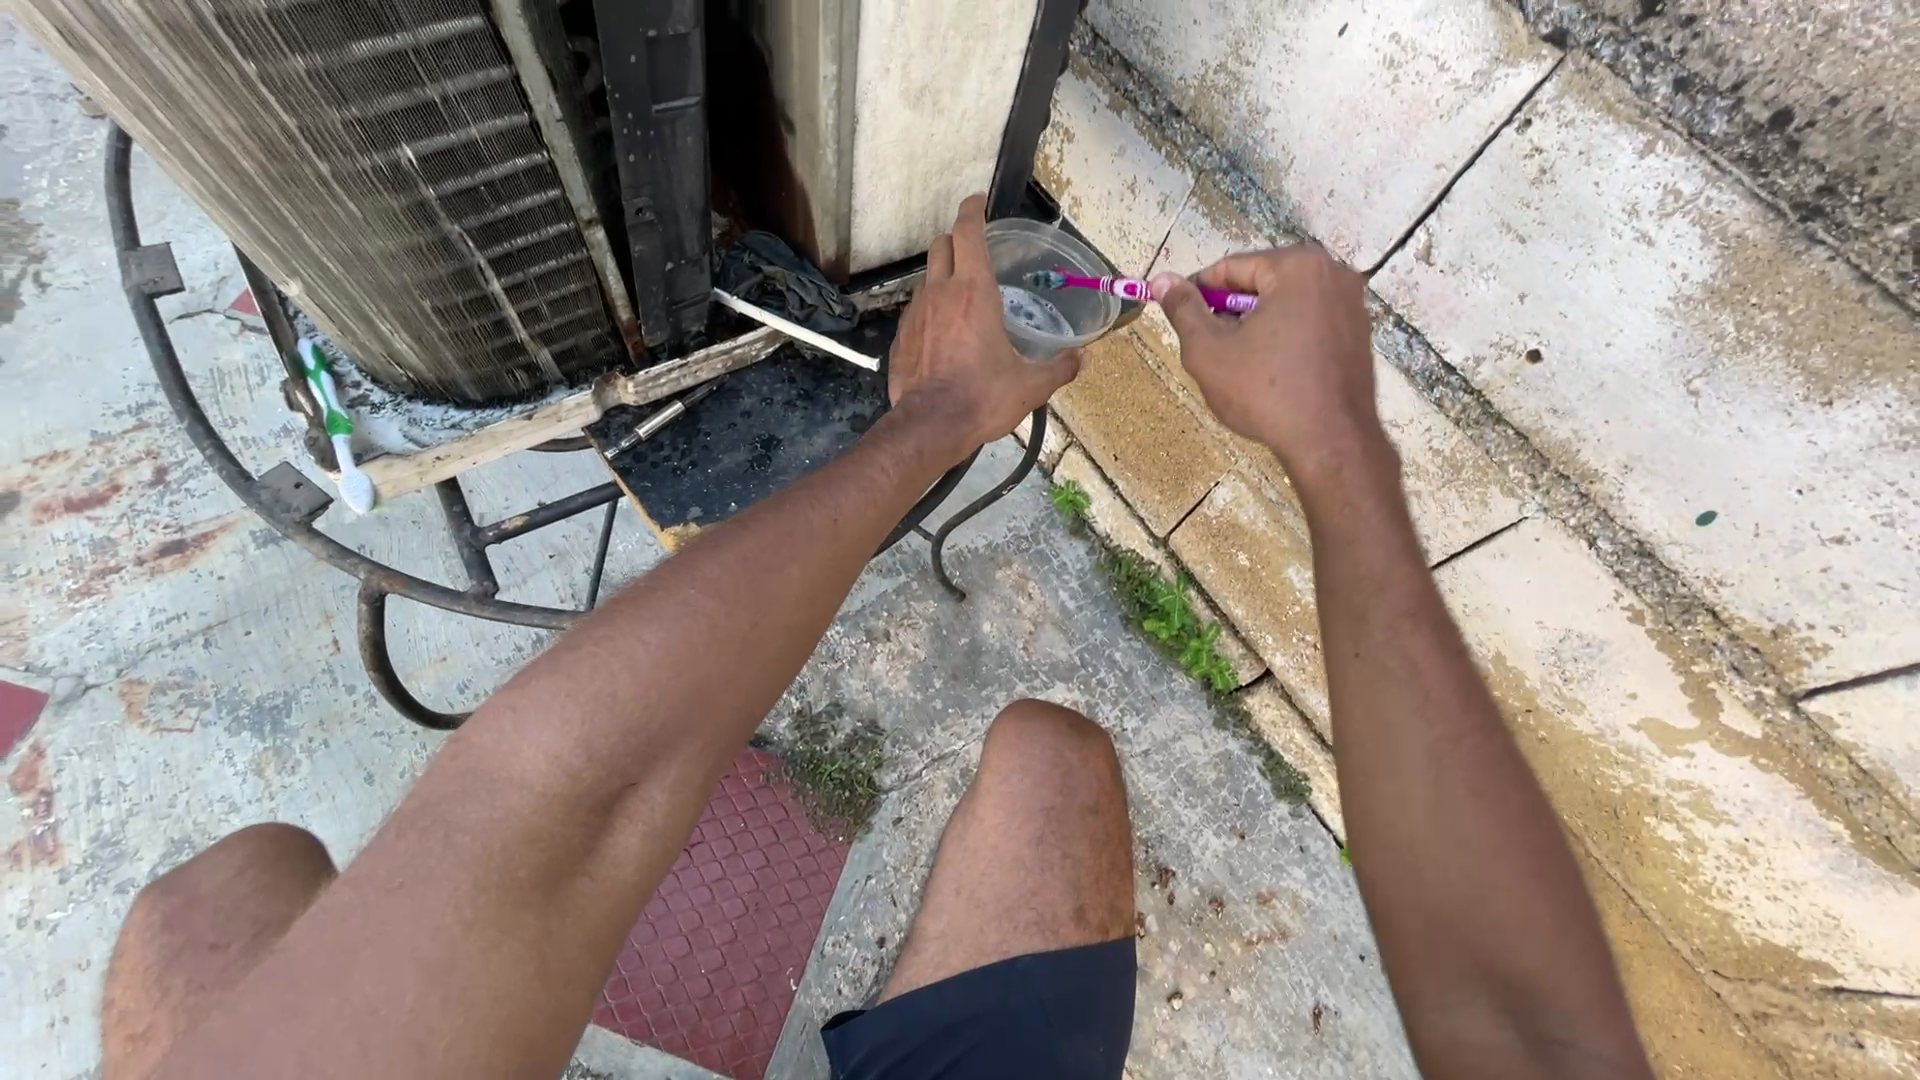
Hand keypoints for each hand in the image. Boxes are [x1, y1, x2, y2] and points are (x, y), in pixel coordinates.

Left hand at [888, 195, 1080, 462]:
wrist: (930, 427)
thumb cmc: (983, 398)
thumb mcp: (1031, 386)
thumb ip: (1059, 368)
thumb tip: (1083, 360)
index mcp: (974, 292)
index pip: (968, 231)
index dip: (972, 210)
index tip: (978, 202)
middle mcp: (940, 293)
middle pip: (941, 245)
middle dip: (955, 239)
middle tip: (972, 250)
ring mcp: (915, 314)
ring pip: (926, 279)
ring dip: (941, 277)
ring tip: (959, 298)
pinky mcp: (899, 339)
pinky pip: (914, 312)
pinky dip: (928, 312)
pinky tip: (940, 334)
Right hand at [1150, 247, 1383, 488]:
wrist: (1330, 441)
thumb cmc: (1264, 392)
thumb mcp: (1208, 351)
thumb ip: (1183, 310)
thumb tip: (1162, 280)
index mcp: (1297, 266)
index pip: (1230, 268)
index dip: (1197, 294)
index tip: (1180, 319)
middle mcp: (1332, 272)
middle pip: (1260, 284)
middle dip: (1230, 314)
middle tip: (1212, 351)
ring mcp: (1352, 302)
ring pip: (1284, 305)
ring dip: (1255, 328)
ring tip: (1241, 367)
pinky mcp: (1359, 332)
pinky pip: (1307, 323)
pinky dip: (1284, 340)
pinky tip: (1272, 374)